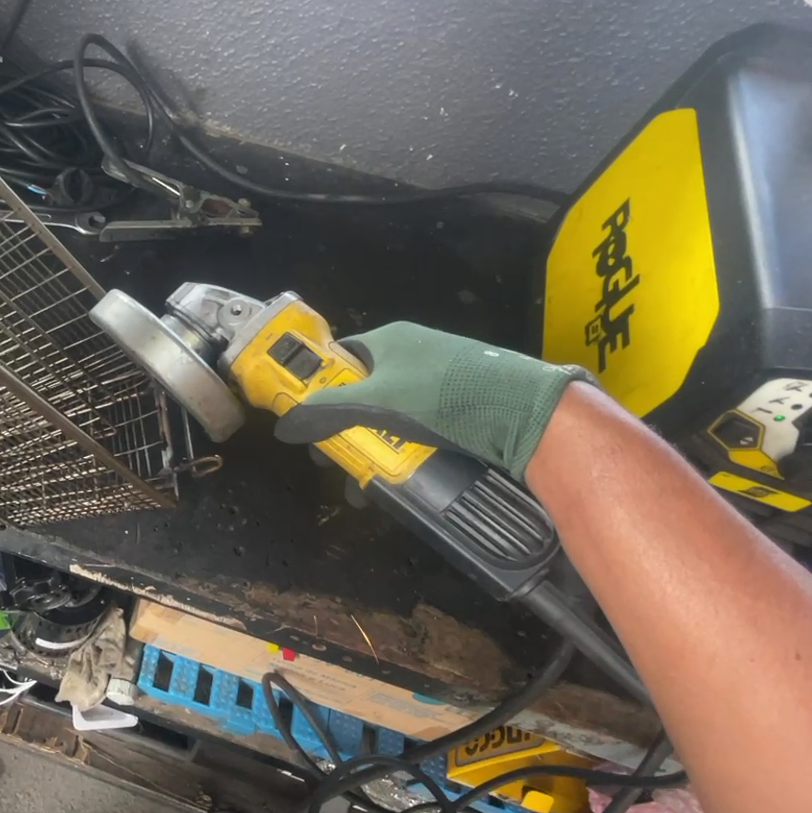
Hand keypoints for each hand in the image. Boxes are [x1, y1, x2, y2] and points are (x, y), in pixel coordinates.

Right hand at [275, 321, 593, 480]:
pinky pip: (415, 423)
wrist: (527, 415)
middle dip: (344, 425)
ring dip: (372, 442)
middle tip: (335, 454)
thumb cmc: (444, 396)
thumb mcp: (376, 403)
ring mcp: (437, 378)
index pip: (339, 359)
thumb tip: (284, 425)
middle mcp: (412, 353)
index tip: (307, 418)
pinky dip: (402, 445)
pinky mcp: (458, 403)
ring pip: (387, 411)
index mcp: (389, 339)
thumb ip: (327, 412)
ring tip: (366, 473)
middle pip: (361, 389)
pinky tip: (400, 468)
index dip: (318, 387)